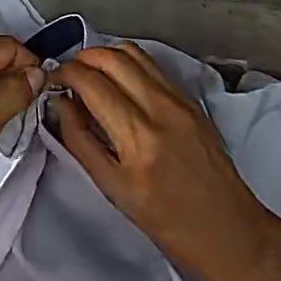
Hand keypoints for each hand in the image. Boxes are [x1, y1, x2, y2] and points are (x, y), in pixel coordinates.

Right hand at [51, 42, 280, 272]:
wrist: (228, 227)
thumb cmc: (167, 221)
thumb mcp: (114, 190)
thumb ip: (81, 142)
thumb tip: (60, 104)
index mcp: (137, 136)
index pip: (92, 83)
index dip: (65, 74)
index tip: (53, 80)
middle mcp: (160, 107)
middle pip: (112, 58)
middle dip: (82, 58)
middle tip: (67, 74)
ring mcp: (179, 98)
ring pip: (134, 53)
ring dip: (105, 55)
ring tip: (89, 73)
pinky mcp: (191, 98)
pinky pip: (153, 66)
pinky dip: (128, 63)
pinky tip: (118, 80)